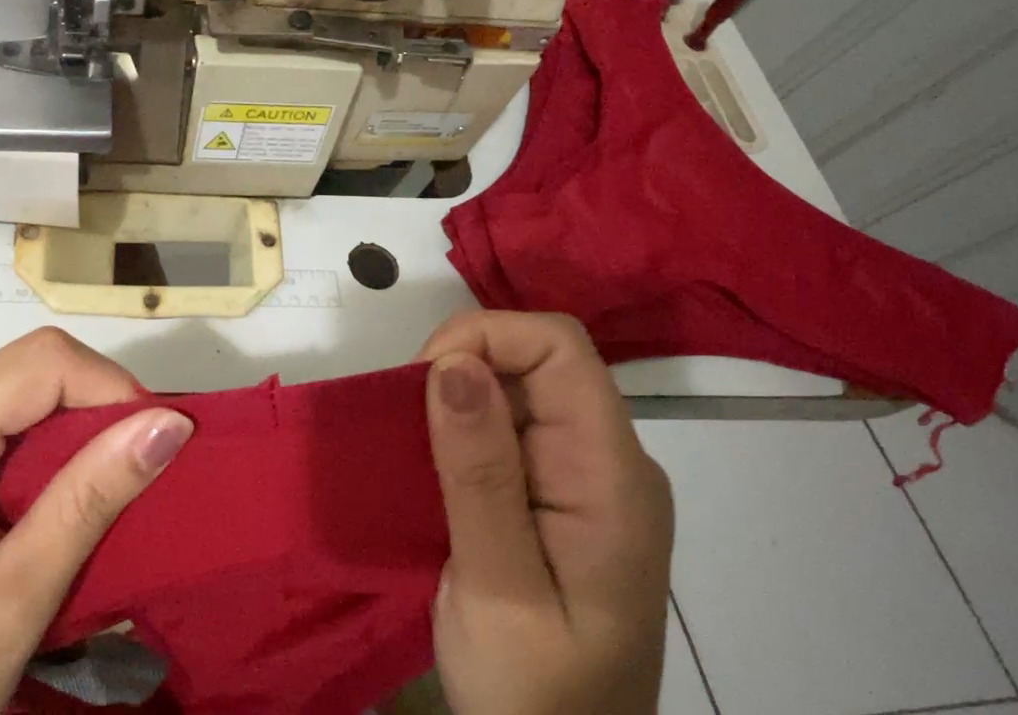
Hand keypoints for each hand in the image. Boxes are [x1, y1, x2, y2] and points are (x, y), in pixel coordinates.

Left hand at [0, 327, 193, 714]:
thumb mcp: (12, 605)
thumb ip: (88, 501)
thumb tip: (167, 423)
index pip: (36, 363)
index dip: (107, 384)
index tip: (152, 439)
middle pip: (10, 371)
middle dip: (82, 406)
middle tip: (127, 472)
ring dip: (46, 425)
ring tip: (80, 490)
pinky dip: (6, 441)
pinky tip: (21, 496)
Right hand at [417, 311, 674, 714]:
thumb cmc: (536, 690)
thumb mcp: (498, 587)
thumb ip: (479, 474)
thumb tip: (455, 363)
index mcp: (613, 477)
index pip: (560, 349)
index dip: (484, 337)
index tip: (418, 384)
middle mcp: (613, 463)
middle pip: (542, 362)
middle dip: (461, 369)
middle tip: (403, 429)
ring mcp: (590, 481)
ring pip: (522, 392)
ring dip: (457, 401)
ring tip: (412, 451)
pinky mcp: (564, 498)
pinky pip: (514, 430)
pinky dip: (463, 430)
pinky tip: (434, 469)